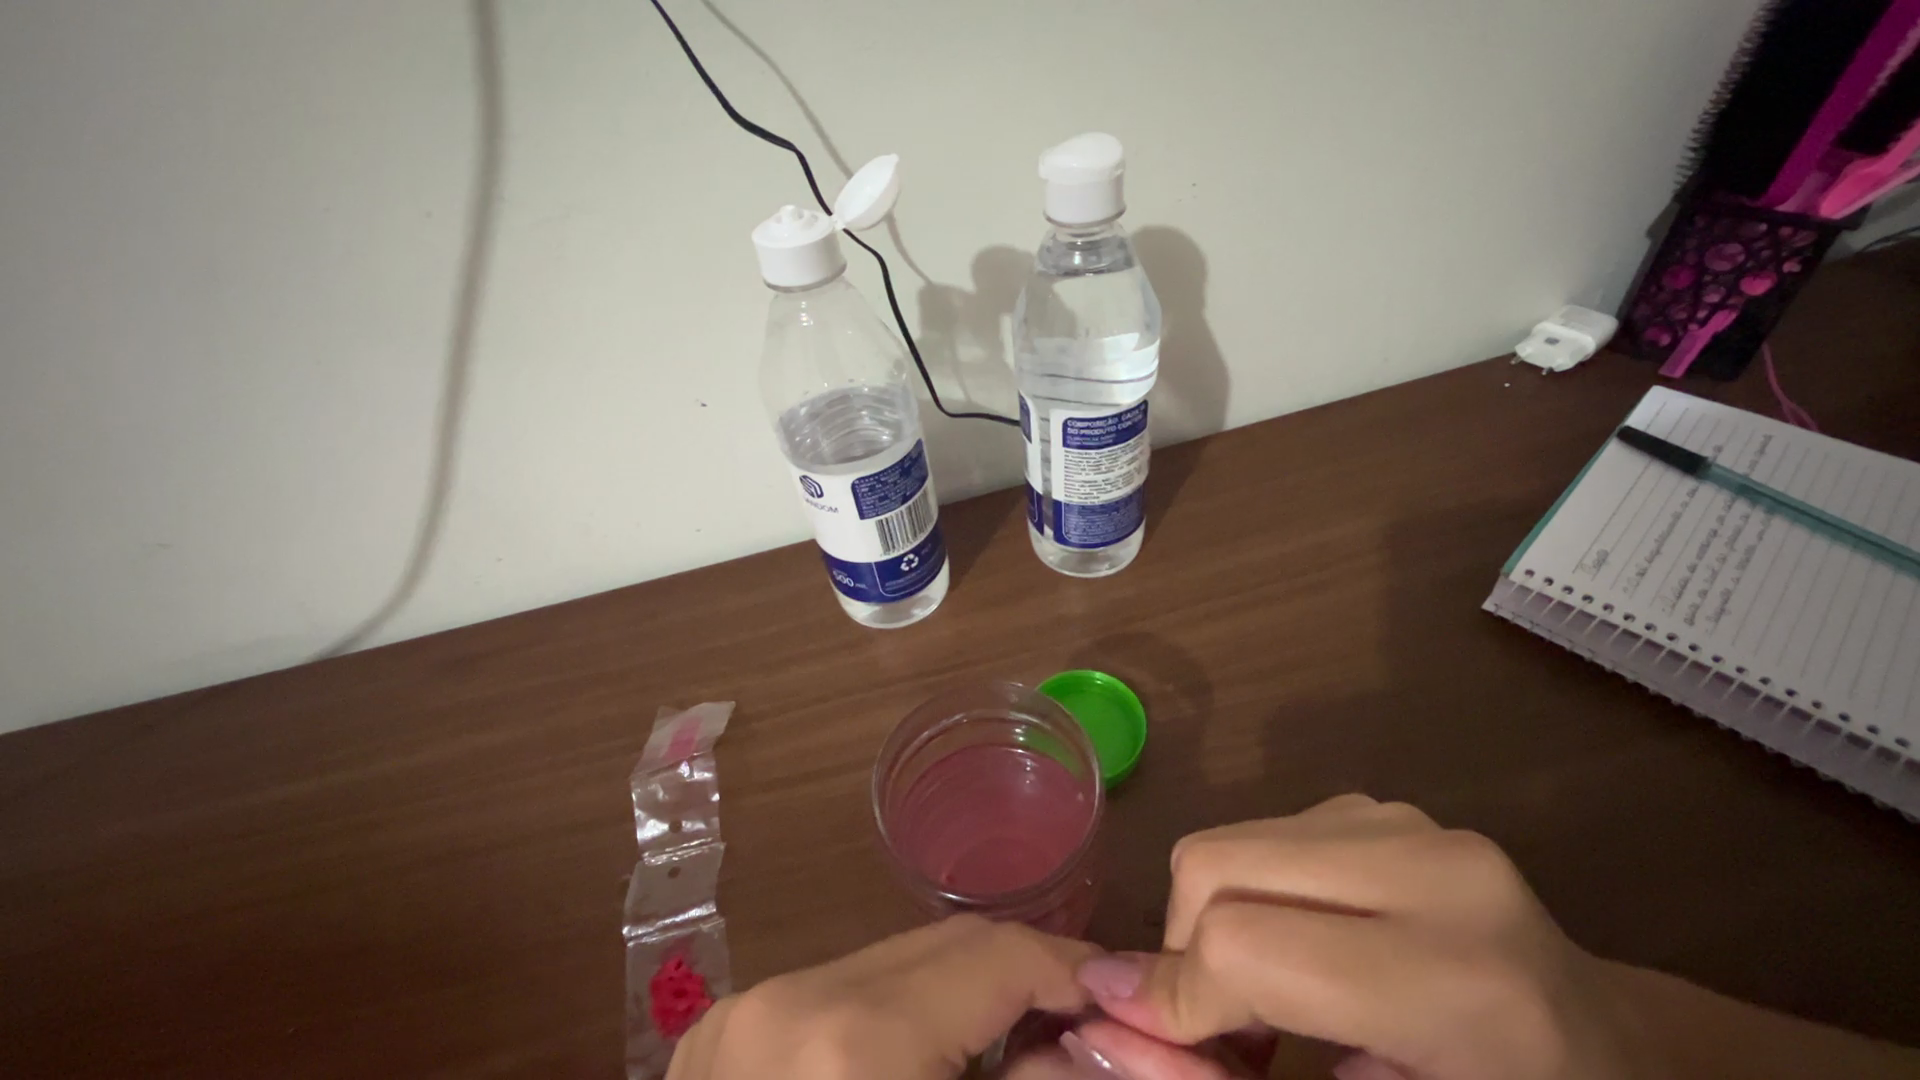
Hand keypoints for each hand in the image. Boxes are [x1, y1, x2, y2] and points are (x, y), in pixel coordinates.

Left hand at [666, 914, 1098, 1079]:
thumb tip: (1093, 1043)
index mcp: (858, 1038)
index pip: (996, 953)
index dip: (1070, 969)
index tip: (1116, 997)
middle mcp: (794, 996)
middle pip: (944, 944)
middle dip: (1018, 976)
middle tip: (1071, 1021)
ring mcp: (744, 1008)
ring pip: (888, 963)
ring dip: (954, 993)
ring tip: (997, 1042)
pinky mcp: (717, 1029)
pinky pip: (834, 992)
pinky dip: (891, 1013)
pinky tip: (909, 1061)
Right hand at [1069, 795, 1653, 1079]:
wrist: (1614, 1055)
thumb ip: (1231, 1073)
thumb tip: (1109, 1015)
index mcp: (1458, 981)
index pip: (1243, 946)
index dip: (1173, 996)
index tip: (1129, 1031)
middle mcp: (1433, 869)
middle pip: (1215, 867)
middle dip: (1180, 949)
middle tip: (1214, 1027)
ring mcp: (1407, 821)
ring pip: (1225, 844)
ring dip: (1206, 919)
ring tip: (1257, 992)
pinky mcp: (1383, 807)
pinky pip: (1258, 837)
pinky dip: (1242, 894)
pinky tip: (1290, 947)